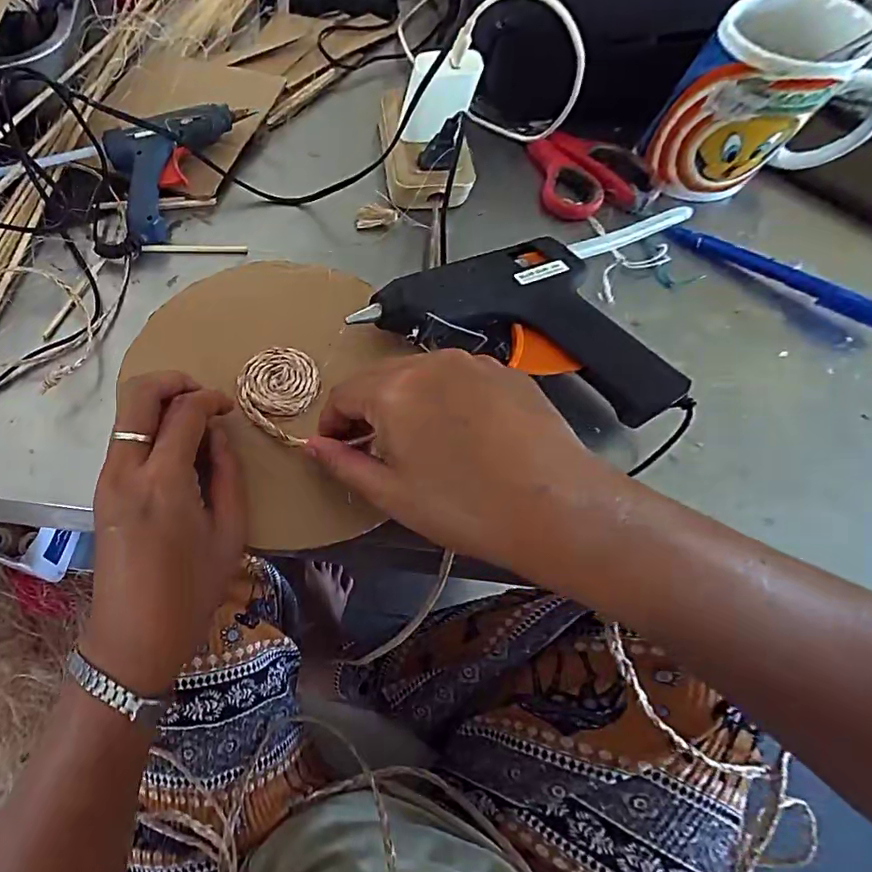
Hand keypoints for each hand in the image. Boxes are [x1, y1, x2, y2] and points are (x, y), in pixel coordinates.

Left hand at [82, 372, 248, 696]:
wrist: (133, 635)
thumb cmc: (191, 593)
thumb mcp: (229, 534)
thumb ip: (228, 473)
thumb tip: (216, 434)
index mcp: (164, 481)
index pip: (184, 411)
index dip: (210, 398)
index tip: (228, 407)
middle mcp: (126, 469)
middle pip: (139, 394)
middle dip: (172, 381)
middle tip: (202, 398)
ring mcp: (106, 478)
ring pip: (125, 414)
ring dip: (157, 404)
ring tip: (191, 426)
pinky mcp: (100, 491)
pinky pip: (122, 440)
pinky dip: (146, 430)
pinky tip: (173, 452)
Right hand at [304, 350, 621, 571]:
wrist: (558, 508)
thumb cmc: (463, 507)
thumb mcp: (389, 493)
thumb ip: (342, 463)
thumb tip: (312, 444)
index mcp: (393, 389)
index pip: (342, 394)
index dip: (331, 424)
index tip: (336, 449)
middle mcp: (429, 362)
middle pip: (377, 378)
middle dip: (365, 410)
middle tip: (371, 449)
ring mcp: (473, 362)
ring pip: (416, 374)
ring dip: (402, 401)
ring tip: (415, 442)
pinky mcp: (506, 372)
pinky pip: (454, 377)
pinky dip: (440, 397)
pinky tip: (456, 433)